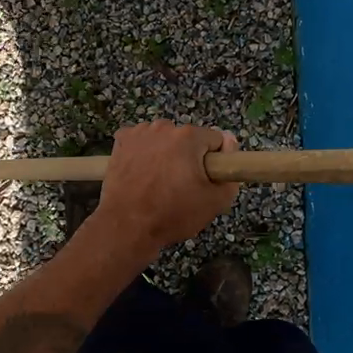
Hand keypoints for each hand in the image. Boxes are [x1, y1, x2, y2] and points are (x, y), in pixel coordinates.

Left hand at [90, 120, 239, 262]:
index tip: (205, 180)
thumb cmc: (173, 213)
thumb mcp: (215, 202)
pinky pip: (141, 141)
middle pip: (187, 139)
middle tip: (182, 186)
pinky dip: (143, 152)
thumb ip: (231, 172)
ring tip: (159, 182)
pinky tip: (141, 173)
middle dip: (188, 157)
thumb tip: (230, 142)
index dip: (214, 161)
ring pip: (164, 139)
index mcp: (188, 137)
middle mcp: (164, 126)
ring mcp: (140, 132)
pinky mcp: (121, 140)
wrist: (127, 225)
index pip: (215, 140)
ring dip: (166, 153)